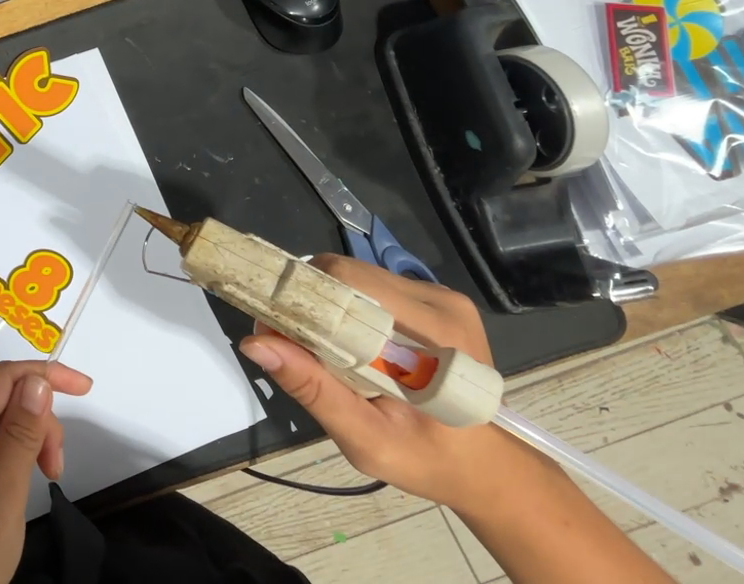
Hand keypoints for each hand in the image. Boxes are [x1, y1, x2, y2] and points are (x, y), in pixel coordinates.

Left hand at [0, 361, 93, 583]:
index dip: (45, 375)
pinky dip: (20, 448)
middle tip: (57, 467)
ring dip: (34, 436)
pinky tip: (30, 474)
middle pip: (5, 393)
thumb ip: (21, 435)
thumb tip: (38, 381)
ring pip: (4, 412)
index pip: (2, 377)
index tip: (87, 388)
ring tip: (47, 476)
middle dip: (41, 418)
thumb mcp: (2, 495)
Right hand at [237, 255, 544, 511]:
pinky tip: (350, 345)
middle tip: (290, 341)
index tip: (274, 324)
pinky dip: (348, 309)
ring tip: (320, 349)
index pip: (349, 279)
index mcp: (433, 331)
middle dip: (311, 302)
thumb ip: (313, 389)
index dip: (302, 294)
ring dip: (328, 306)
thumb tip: (255, 343)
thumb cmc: (429, 459)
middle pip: (349, 274)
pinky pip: (372, 287)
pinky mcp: (435, 301)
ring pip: (357, 277)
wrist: (489, 468)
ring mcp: (441, 298)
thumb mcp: (366, 439)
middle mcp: (440, 302)